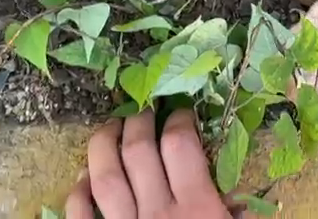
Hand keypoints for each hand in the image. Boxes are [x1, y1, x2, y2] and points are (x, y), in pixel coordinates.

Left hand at [67, 109, 231, 218]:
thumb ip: (239, 214)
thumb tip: (239, 194)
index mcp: (196, 206)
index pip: (179, 143)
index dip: (178, 118)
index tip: (180, 112)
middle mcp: (157, 213)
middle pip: (138, 149)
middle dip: (138, 120)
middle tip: (143, 109)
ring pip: (105, 177)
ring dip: (104, 144)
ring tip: (112, 127)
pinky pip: (80, 215)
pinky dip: (77, 193)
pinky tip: (84, 179)